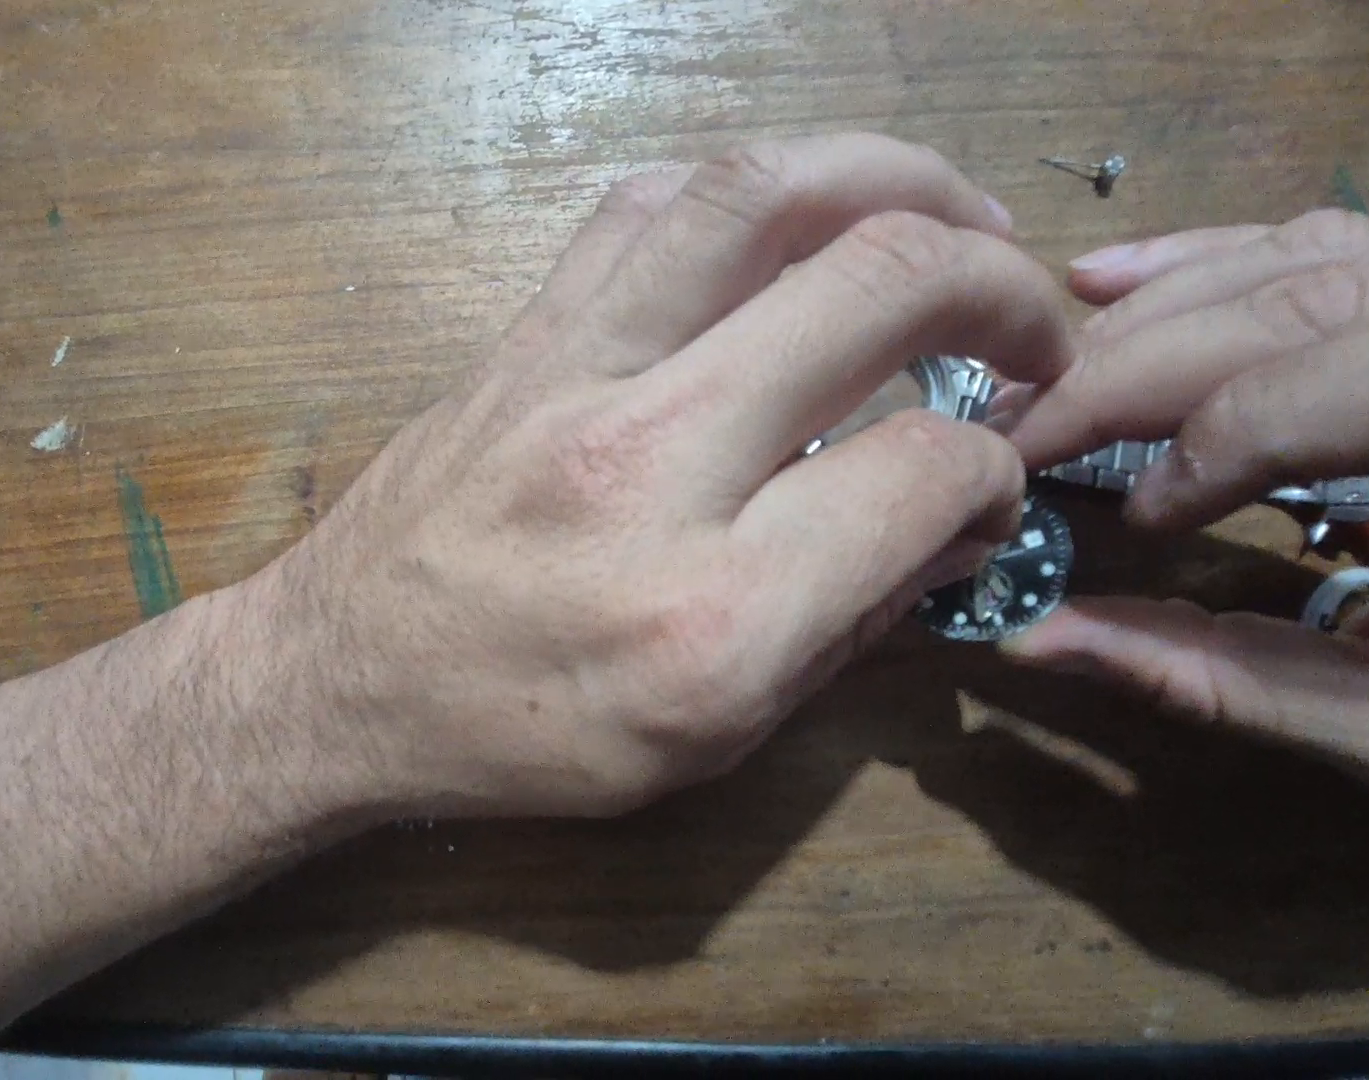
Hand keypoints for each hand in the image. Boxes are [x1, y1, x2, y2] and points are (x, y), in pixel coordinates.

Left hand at [258, 134, 1071, 818]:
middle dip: (993, 280)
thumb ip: (844, 625)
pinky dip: (744, 192)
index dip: (991, 461)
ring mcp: (570, 377)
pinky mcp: (520, 340)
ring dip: (882, 174)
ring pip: (753, 196)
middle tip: (1025, 312)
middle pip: (868, 286)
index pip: (919, 467)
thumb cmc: (523, 731)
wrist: (342, 677)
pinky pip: (644, 208)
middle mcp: (649, 465)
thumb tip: (948, 516)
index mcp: (713, 611)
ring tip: (945, 212)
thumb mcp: (705, 741)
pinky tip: (784, 227)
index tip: (986, 469)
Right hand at [997, 210, 1368, 824]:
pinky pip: (1317, 246)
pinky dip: (1193, 262)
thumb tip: (1030, 637)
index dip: (1227, 440)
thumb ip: (1220, 678)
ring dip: (1137, 320)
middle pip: (1299, 302)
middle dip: (1127, 373)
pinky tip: (1097, 278)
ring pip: (1292, 260)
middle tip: (1014, 435)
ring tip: (1033, 380)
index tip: (1138, 521)